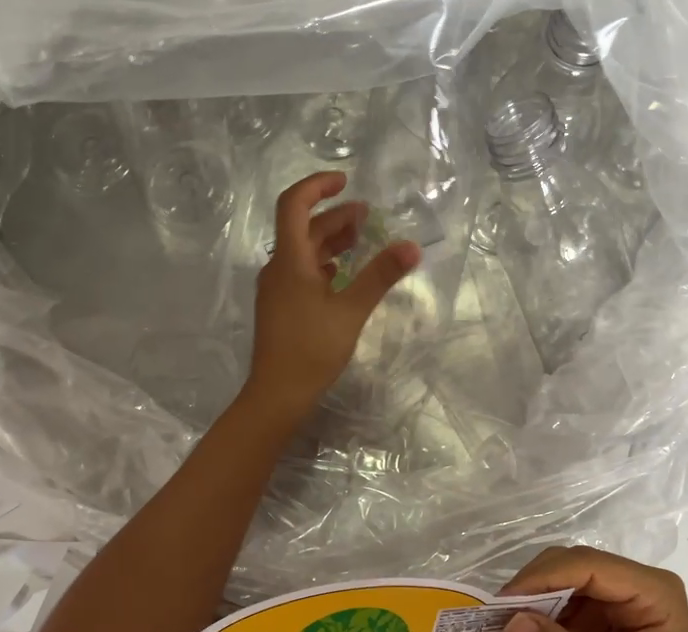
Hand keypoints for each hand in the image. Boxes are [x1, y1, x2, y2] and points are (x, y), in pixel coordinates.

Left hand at [242, 171, 419, 418]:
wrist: (277, 394)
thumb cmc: (311, 349)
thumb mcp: (351, 311)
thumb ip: (379, 276)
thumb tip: (412, 247)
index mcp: (289, 260)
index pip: (294, 204)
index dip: (318, 186)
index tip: (346, 182)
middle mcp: (277, 269)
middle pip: (302, 228)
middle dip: (334, 216)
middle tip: (367, 217)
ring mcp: (276, 290)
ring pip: (302, 253)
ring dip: (329, 241)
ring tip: (360, 241)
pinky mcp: (279, 309)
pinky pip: (300, 274)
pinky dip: (322, 265)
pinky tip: (341, 276)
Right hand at [498, 546, 687, 631]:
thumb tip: (508, 624)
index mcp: (654, 593)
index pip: (589, 566)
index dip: (541, 577)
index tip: (500, 605)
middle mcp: (635, 588)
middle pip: (571, 568)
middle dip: (531, 589)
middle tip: (492, 619)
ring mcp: (616, 605)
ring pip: (559, 586)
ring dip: (528, 605)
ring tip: (495, 630)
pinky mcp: (599, 624)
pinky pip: (558, 610)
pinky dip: (534, 623)